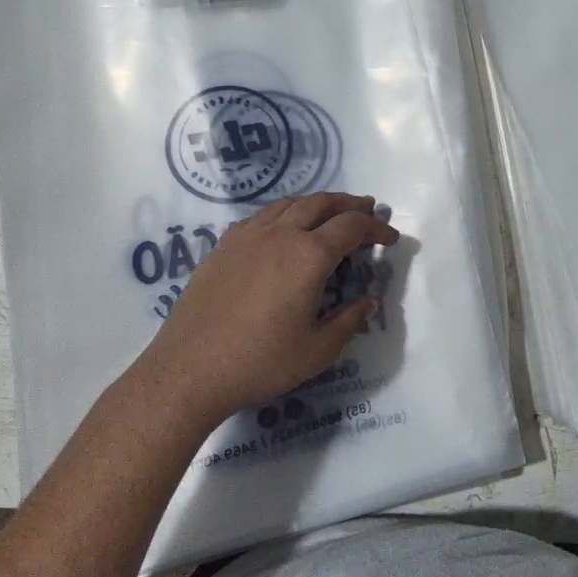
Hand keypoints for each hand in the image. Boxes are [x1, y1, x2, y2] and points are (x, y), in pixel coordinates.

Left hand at [133, 192, 397, 421]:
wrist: (187, 373)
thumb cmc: (260, 363)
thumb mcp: (318, 350)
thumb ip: (349, 321)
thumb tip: (368, 301)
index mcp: (309, 256)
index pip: (352, 227)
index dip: (376, 228)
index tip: (390, 238)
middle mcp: (280, 235)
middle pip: (321, 203)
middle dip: (350, 204)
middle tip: (368, 209)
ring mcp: (247, 238)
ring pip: (289, 204)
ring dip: (317, 203)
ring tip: (330, 213)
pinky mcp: (222, 249)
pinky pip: (260, 217)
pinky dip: (284, 214)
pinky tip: (284, 230)